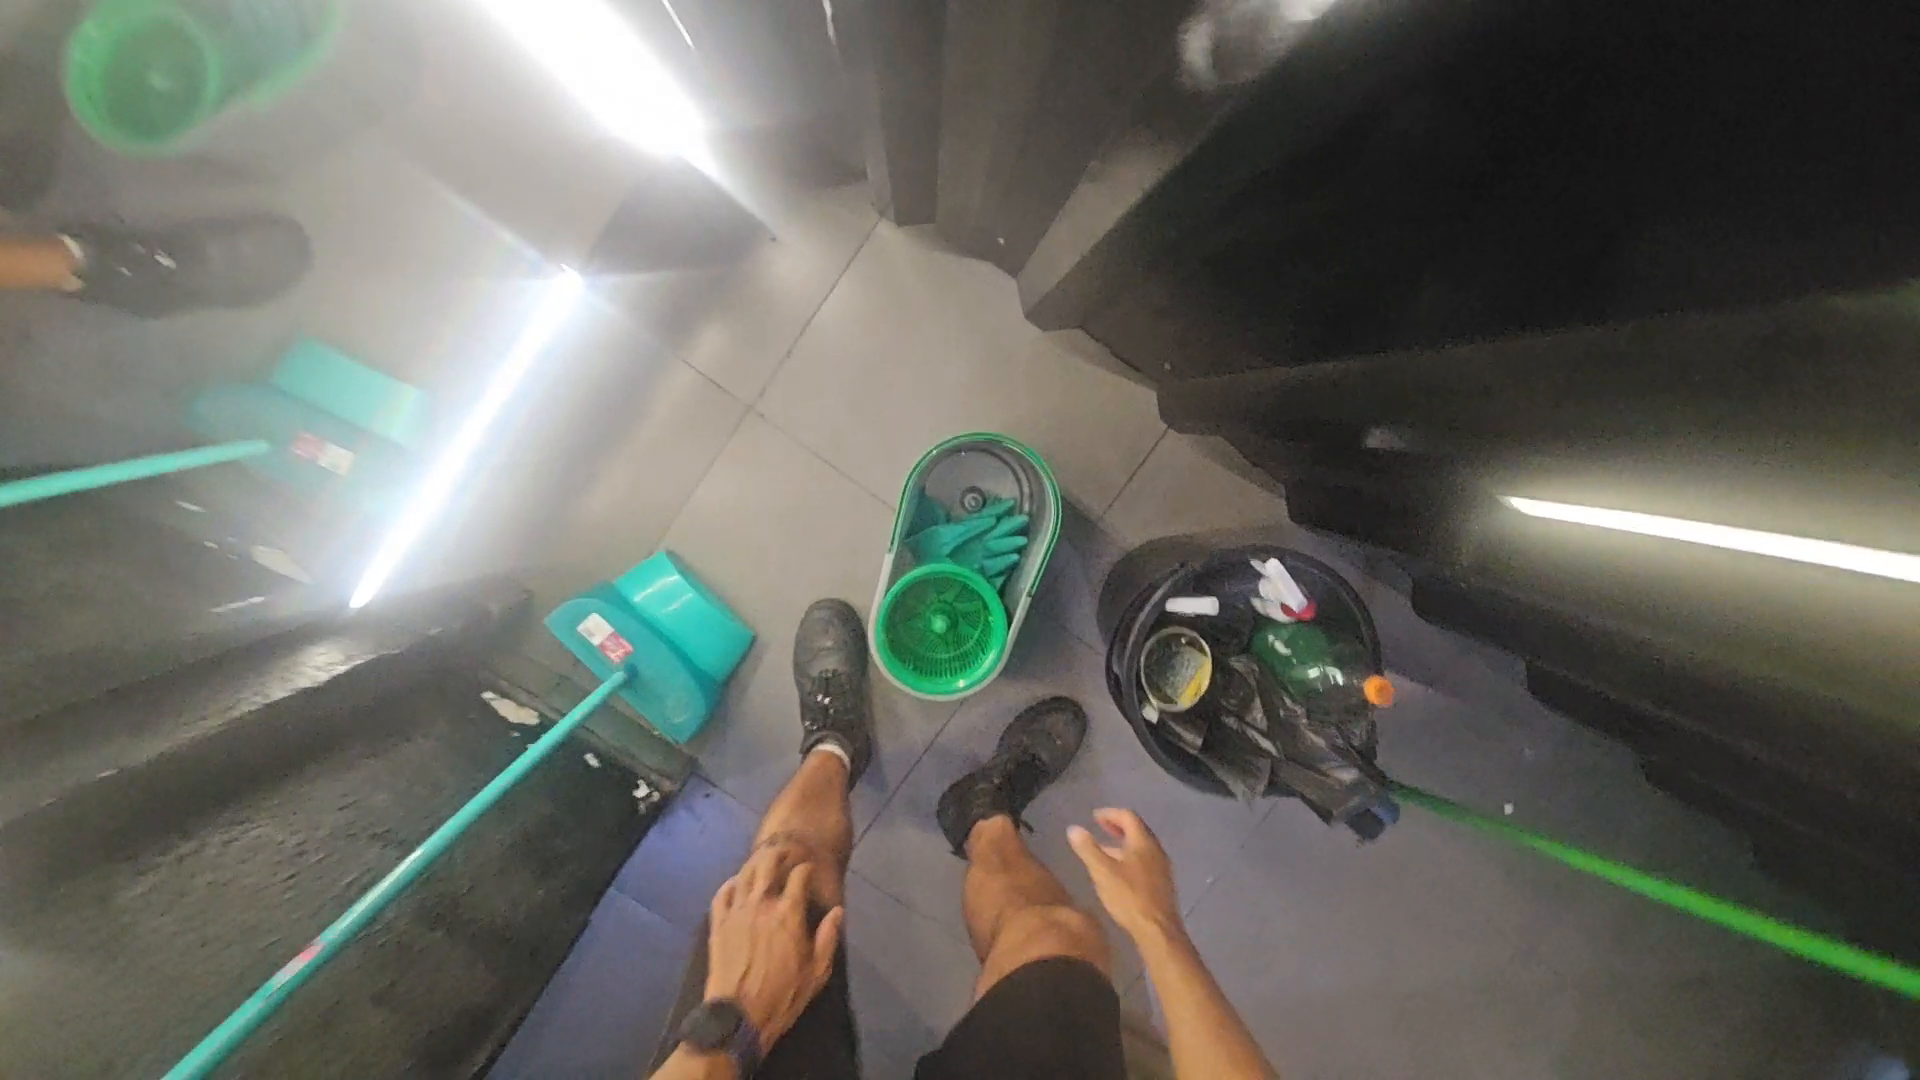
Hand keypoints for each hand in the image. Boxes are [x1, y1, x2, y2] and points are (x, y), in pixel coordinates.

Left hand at [703, 846, 843, 1047]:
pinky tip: (735, 884)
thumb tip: (837, 911)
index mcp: (788, 912)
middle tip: (784, 854)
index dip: (806, 868)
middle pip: (768, 864)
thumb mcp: (816, 972)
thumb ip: (828, 937)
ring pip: (744, 874)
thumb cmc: (782, 996)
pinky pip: (721, 894)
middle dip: (778, 855)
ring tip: (761, 863)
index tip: (809, 870)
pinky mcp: (718, 925)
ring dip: (754, 864)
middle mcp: (762, 904)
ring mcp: (737, 912)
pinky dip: (729, 884)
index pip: (799, 875)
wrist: (737, 1019)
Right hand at [1067, 808, 1184, 945]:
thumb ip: (1088, 848)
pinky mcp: (1162, 884)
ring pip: (1141, 847)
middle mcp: (1156, 850)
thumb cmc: (1129, 897)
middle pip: (1137, 830)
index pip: (1128, 816)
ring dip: (1123, 844)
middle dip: (1117, 827)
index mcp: (1143, 842)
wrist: (1158, 931)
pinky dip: (1130, 857)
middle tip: (1100, 828)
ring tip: (1104, 851)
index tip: (1094, 817)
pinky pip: (1145, 861)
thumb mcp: (1102, 871)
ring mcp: (1162, 868)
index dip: (1110, 813)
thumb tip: (1073, 828)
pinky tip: (1118, 872)